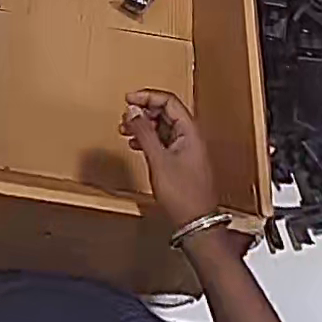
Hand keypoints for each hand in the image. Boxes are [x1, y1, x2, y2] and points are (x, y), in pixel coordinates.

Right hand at [121, 89, 220, 233]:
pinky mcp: (181, 160)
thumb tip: (133, 110)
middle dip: (143, 112)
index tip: (129, 99)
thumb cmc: (182, 194)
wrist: (196, 224)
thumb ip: (145, 133)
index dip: (147, 96)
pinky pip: (163, 140)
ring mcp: (186, 148)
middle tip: (125, 117)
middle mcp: (189, 135)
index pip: (168, 101)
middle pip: (165, 112)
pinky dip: (148, 139)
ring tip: (125, 130)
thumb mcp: (159, 160)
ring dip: (144, 126)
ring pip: (163, 126)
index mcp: (189, 130)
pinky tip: (135, 145)